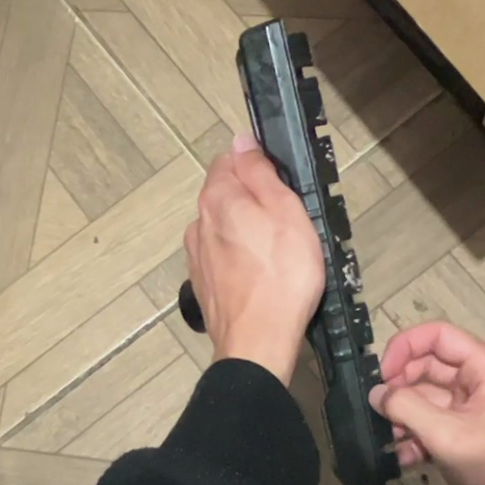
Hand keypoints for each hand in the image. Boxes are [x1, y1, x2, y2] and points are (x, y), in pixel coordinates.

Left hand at [182, 133, 324, 384]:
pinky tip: (260, 280)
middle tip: (287, 225)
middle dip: (252, 203)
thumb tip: (242, 141)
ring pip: (223, 231)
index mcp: (217, 198)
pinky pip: (223, 262)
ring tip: (276, 257)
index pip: (230, 160)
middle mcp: (198, 224)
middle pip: (225, 197)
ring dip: (245, 235)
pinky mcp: (203, 288)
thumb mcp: (285, 211)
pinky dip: (239, 264)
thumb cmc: (283, 276)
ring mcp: (197, 258)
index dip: (257, 168)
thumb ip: (260, 173)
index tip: (283, 187)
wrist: (258, 343)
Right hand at [370, 322, 484, 484]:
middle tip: (376, 411)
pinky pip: (430, 429)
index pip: (439, 336)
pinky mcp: (462, 442)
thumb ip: (408, 408)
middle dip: (400, 387)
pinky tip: (400, 460)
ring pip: (425, 401)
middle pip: (428, 368)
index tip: (381, 375)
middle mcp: (479, 386)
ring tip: (387, 439)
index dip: (406, 347)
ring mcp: (470, 415)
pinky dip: (413, 440)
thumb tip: (376, 394)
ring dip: (403, 417)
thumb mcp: (449, 435)